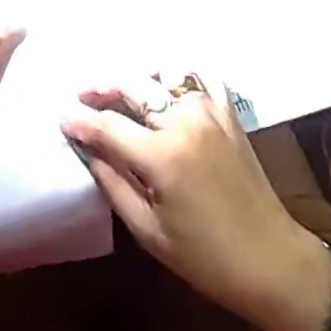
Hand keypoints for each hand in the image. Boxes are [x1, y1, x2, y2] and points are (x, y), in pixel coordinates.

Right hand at [61, 75, 330, 330]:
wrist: (268, 256)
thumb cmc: (202, 256)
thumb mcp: (147, 228)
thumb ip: (113, 182)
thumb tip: (87, 150)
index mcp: (162, 155)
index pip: (108, 125)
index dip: (81, 120)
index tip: (62, 118)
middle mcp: (186, 121)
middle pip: (135, 85)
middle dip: (104, 87)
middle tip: (84, 95)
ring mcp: (212, 111)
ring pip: (167, 74)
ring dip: (140, 77)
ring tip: (122, 90)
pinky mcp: (230, 112)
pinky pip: (203, 77)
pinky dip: (182, 74)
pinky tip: (168, 85)